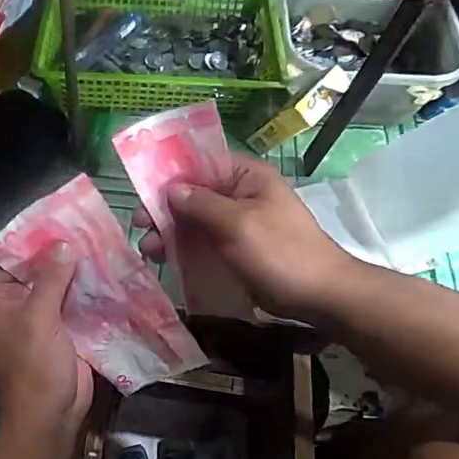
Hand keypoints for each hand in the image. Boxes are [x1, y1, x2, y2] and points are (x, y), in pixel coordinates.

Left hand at [0, 241, 92, 438]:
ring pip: (60, 284)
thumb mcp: (38, 317)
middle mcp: (17, 304)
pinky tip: (111, 270)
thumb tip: (63, 243)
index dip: (29, 236)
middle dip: (60, 249)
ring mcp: (42, 317)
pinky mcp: (65, 330)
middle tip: (87, 223)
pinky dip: (90, 289)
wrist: (50, 415)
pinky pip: (76, 302)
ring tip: (103, 240)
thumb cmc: (34, 367)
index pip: (8, 256)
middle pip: (37, 267)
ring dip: (79, 268)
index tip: (56, 215)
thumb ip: (51, 278)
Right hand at [135, 153, 358, 322]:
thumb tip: (171, 189)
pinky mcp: (238, 249)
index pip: (201, 164)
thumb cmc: (280, 252)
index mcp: (247, 176)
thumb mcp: (237, 224)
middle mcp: (242, 194)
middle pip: (195, 195)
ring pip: (197, 222)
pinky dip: (186, 249)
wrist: (318, 295)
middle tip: (140, 226)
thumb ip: (201, 204)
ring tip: (149, 250)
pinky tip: (166, 260)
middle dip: (165, 210)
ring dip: (172, 233)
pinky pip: (206, 243)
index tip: (142, 191)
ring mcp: (240, 223)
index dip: (170, 175)